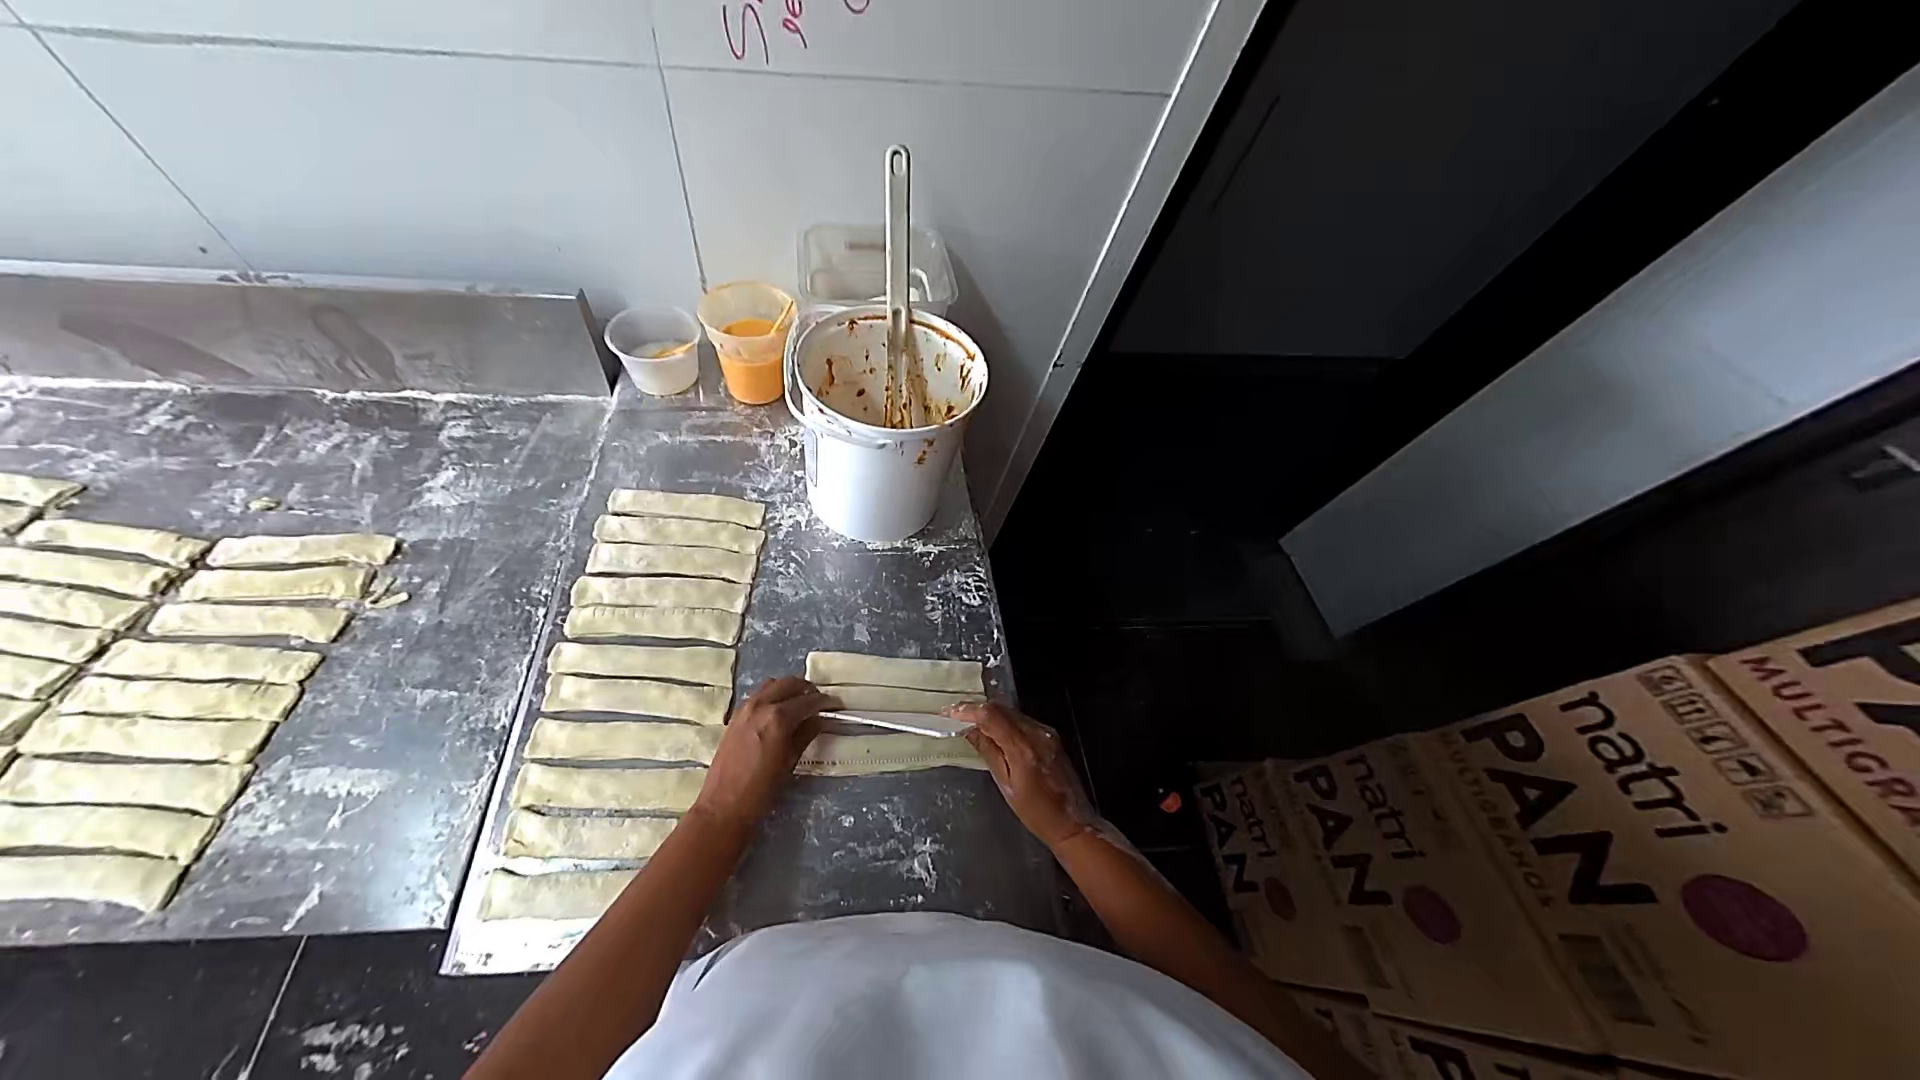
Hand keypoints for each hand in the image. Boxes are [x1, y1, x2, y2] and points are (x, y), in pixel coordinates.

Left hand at [692, 677, 835, 831]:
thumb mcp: (790, 761)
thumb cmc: (762, 789)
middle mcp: (761, 706)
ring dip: (788, 689)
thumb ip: (806, 734)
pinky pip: (758, 695)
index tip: (835, 704)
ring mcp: (745, 709)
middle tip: (818, 701)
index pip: (808, 700)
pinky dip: (772, 695)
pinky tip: (778, 711)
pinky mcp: (735, 716)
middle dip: (807, 689)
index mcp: (779, 717)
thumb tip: (818, 720)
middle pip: (789, 684)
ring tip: (799, 703)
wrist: (724, 806)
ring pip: (772, 685)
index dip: (825, 701)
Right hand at [953, 702, 1100, 848]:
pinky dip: (1004, 721)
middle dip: (976, 708)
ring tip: (969, 721)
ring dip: (990, 713)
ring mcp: (1047, 732)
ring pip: (1011, 712)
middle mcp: (1037, 733)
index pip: (991, 715)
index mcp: (1024, 748)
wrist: (1073, 822)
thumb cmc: (1037, 813)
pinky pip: (1022, 720)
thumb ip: (989, 752)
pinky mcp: (1051, 735)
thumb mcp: (1006, 785)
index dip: (968, 710)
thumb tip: (969, 731)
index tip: (949, 712)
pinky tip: (993, 729)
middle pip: (1001, 708)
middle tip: (954, 715)